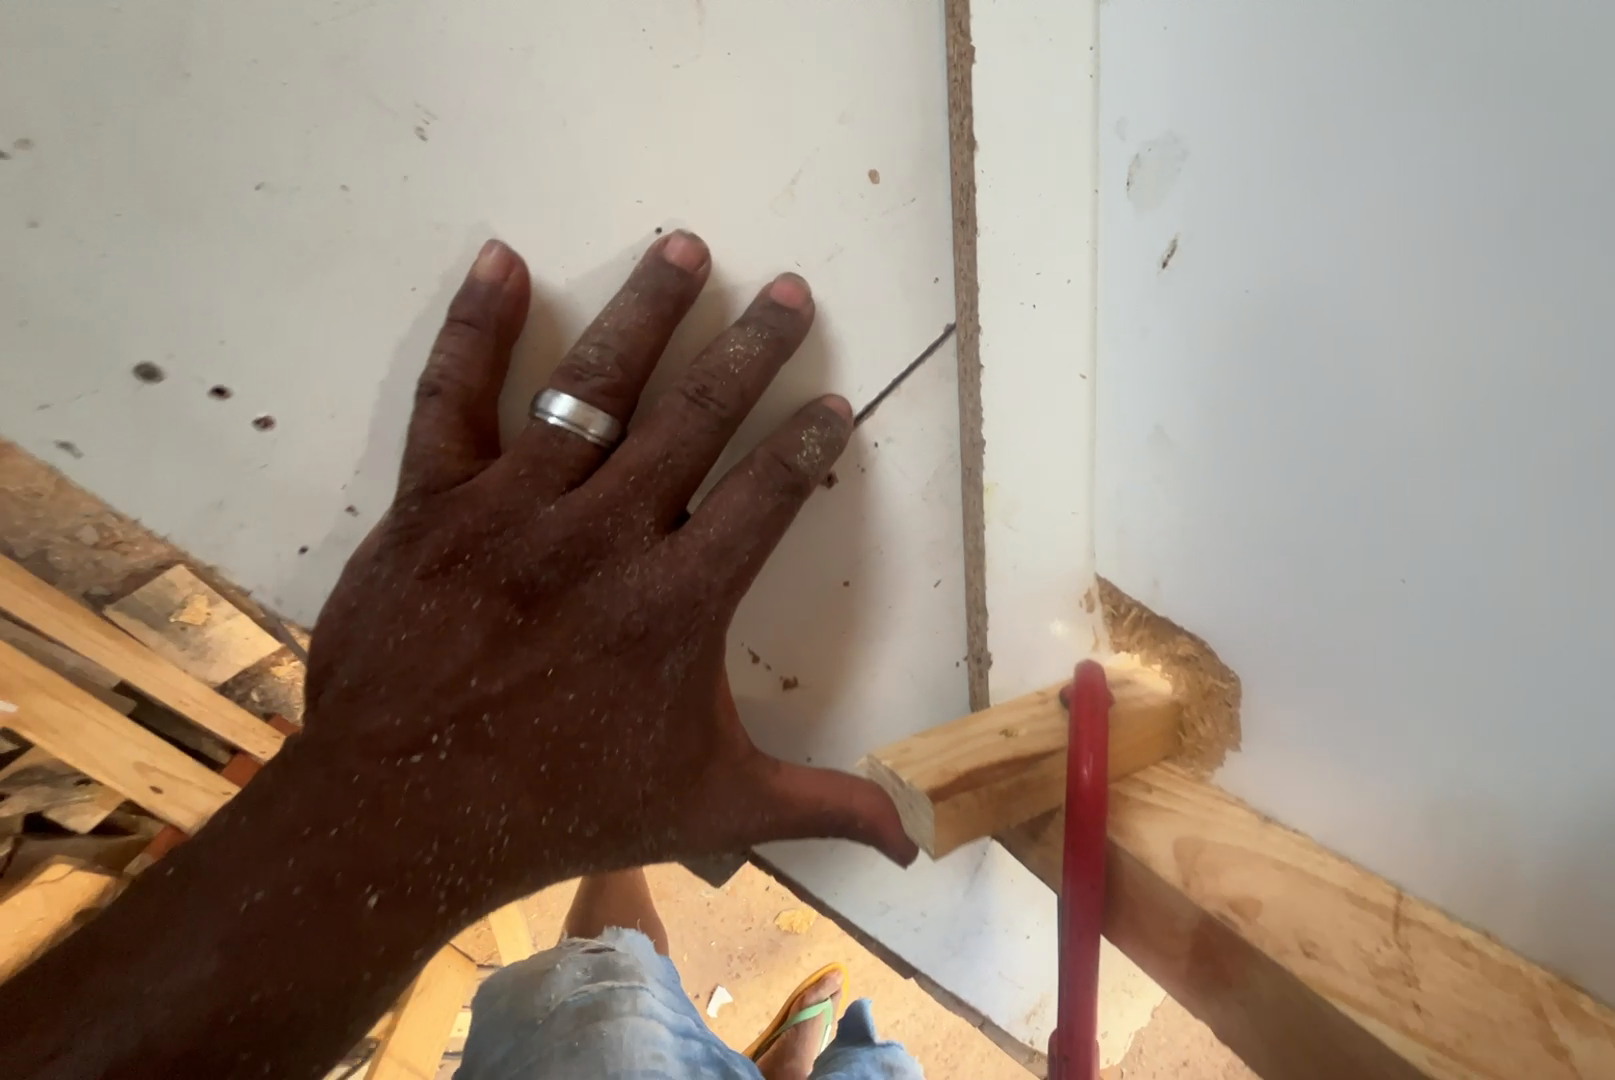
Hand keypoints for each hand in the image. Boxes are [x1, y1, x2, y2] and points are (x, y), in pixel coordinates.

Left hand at [298, 233, 916, 901]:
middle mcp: (607, 538)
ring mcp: (514, 511)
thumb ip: (823, 810)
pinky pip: (452, 398)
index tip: (836, 403)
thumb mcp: (718, 808)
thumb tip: (914, 843)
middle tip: (791, 291)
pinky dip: (478, 325)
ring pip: (592, 388)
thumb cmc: (574, 805)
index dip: (808, 442)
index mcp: (680, 601)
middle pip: (696, 418)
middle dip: (753, 348)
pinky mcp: (432, 505)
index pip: (767, 494)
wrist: (401, 820)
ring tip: (683, 245)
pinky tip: (507, 258)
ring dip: (646, 312)